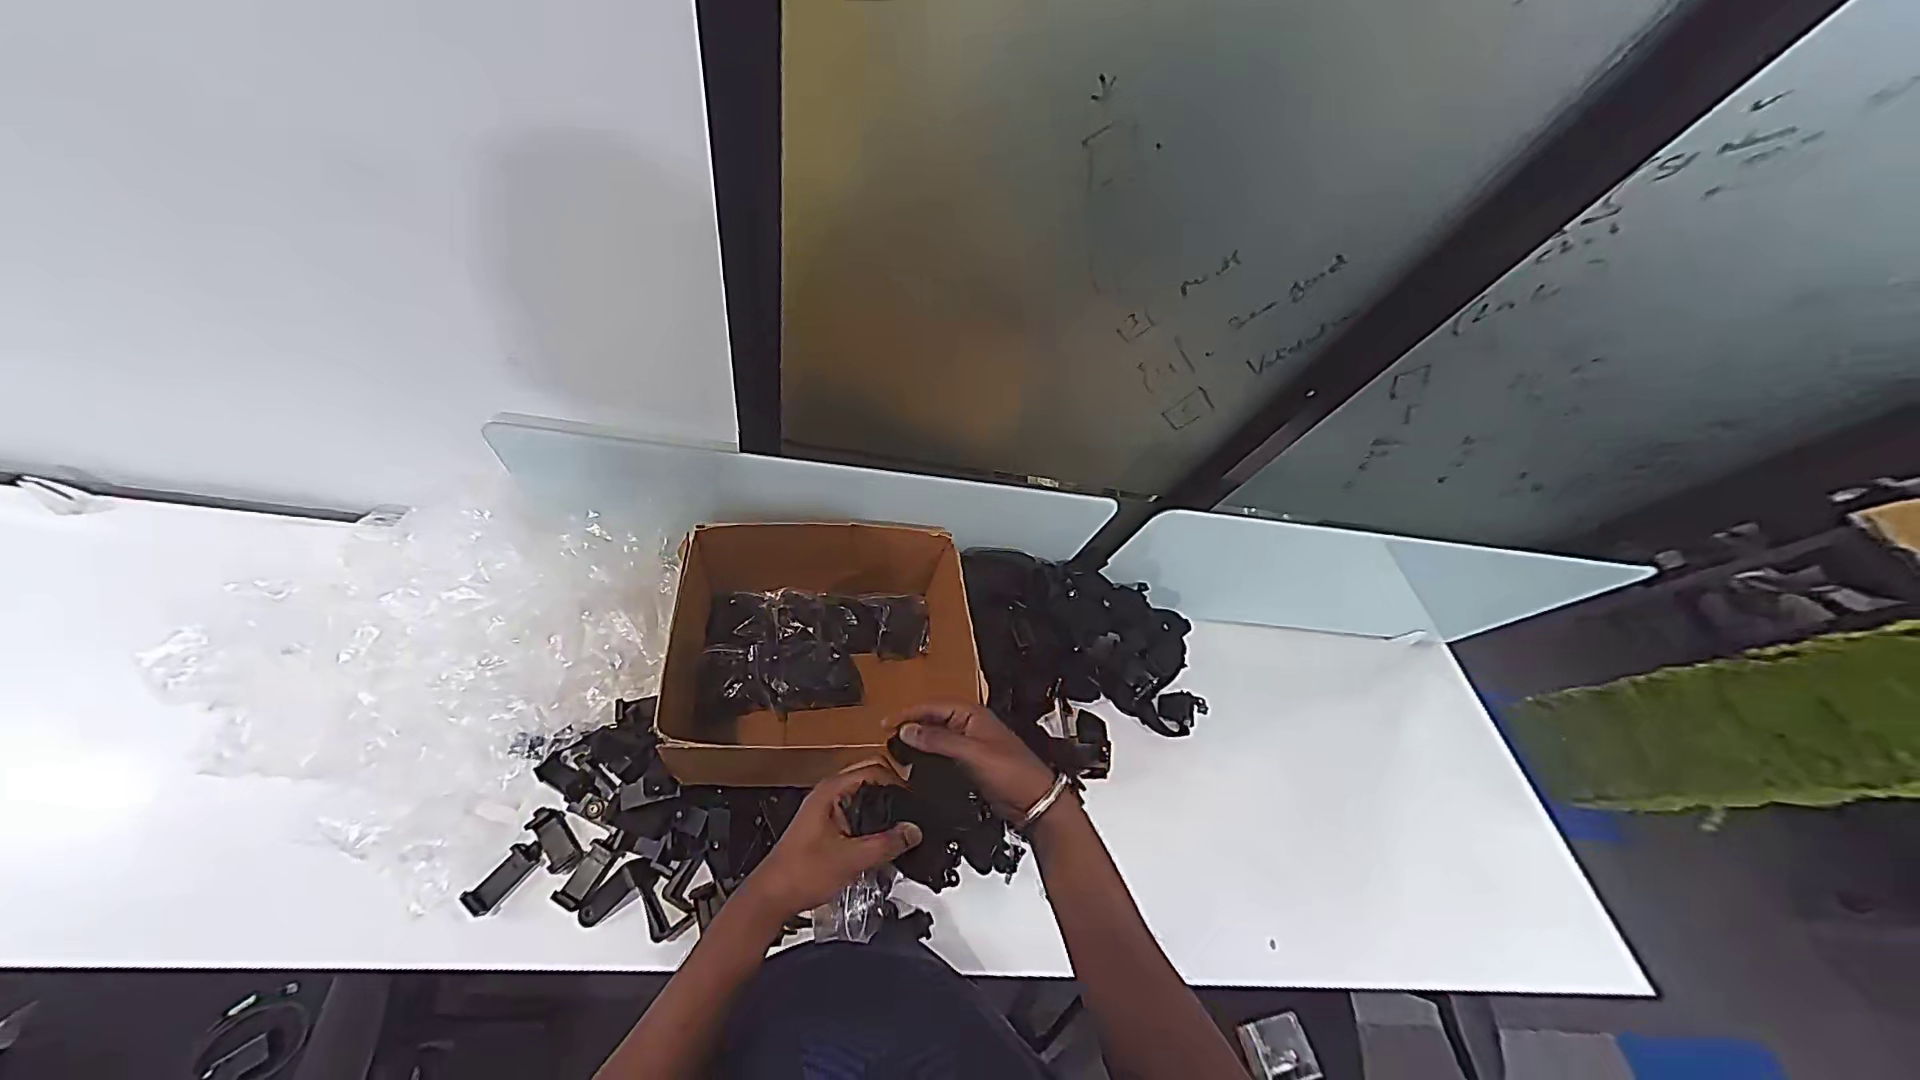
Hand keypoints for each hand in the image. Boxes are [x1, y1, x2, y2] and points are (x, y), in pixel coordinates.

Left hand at [736, 764, 922, 918]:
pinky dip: (872, 822)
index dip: (897, 781)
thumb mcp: (851, 859)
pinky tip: (880, 841)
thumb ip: (886, 844)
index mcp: (830, 791)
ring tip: (899, 827)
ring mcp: (826, 809)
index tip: (913, 798)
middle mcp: (827, 794)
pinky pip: (856, 813)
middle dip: (892, 793)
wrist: (770, 898)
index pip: (874, 768)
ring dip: (883, 809)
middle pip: (870, 779)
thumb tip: (912, 832)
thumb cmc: (797, 875)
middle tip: (911, 810)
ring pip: (864, 797)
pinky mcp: (827, 825)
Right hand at [892, 703, 1058, 820]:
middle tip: (889, 734)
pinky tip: (919, 765)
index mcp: (974, 714)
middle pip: (933, 719)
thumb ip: (939, 741)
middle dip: (911, 725)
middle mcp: (971, 726)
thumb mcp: (973, 754)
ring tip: (898, 748)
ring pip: (937, 737)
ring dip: (918, 741)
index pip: (933, 706)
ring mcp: (971, 745)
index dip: (909, 713)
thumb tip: (909, 730)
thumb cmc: (1016, 774)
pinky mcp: (971, 764)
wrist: (1035, 802)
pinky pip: (943, 755)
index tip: (888, 722)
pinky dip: (928, 757)